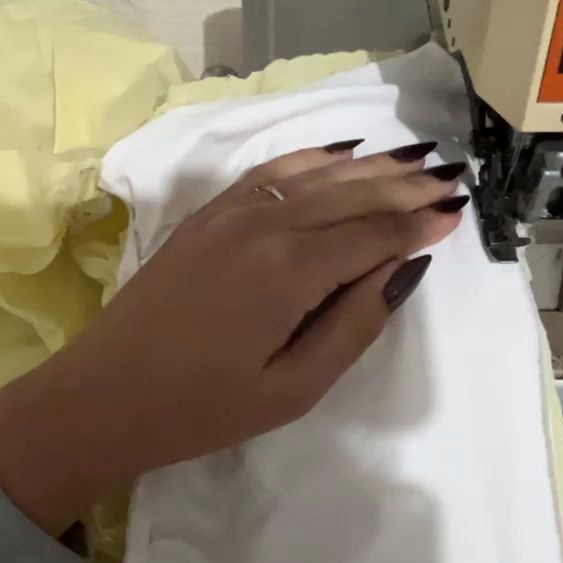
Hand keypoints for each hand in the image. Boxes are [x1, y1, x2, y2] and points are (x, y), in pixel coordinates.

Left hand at [0, 139, 469, 533]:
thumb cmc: (203, 408)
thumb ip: (354, 324)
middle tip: (451, 174)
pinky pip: (271, 172)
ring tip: (410, 160)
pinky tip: (338, 154)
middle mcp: (266, 224)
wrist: (104, 396)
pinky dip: (313, 158)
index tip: (459, 211)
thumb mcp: (294, 388)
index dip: (419, 222)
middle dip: (405, 185)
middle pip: (352, 194)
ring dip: (367, 167)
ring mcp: (231, 212)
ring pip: (316, 176)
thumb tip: (403, 269)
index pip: (374, 234)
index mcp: (291, 270)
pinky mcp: (207, 214)